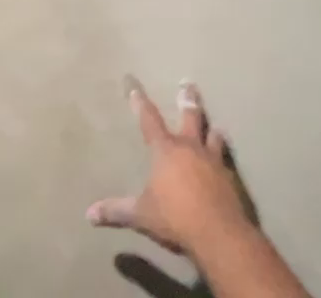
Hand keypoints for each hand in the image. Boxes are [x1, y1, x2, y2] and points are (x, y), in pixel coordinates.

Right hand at [87, 76, 255, 255]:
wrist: (219, 235)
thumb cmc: (175, 218)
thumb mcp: (141, 215)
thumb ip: (116, 211)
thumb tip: (89, 214)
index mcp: (166, 150)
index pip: (149, 119)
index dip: (140, 101)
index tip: (134, 84)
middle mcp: (190, 148)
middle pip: (190, 116)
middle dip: (187, 99)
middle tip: (188, 84)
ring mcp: (213, 161)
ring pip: (213, 135)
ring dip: (212, 128)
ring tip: (215, 125)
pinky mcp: (231, 179)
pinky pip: (227, 161)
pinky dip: (225, 157)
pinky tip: (227, 162)